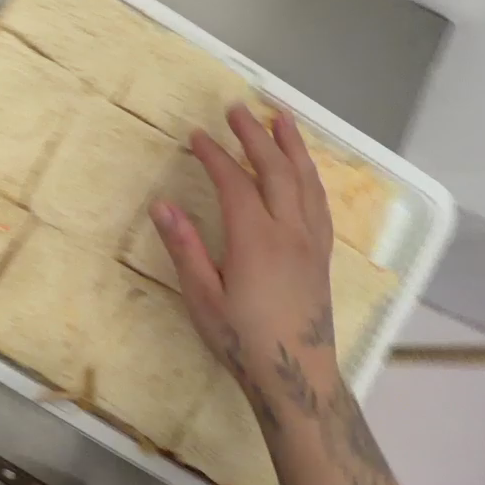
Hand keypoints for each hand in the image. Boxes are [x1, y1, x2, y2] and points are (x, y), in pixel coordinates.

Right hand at [150, 105, 335, 377]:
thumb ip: (185, 248)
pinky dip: (308, 174)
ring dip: (292, 146)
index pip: (235, 183)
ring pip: (306, 181)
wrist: (296, 375)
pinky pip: (318, 200)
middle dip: (256, 136)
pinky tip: (302, 169)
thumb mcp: (202, 297)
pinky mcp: (322, 254)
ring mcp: (312, 241)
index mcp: (256, 240)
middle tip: (238, 109)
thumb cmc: (241, 338)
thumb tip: (162, 205)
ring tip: (281, 118)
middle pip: (276, 171)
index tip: (196, 136)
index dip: (215, 155)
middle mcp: (290, 231)